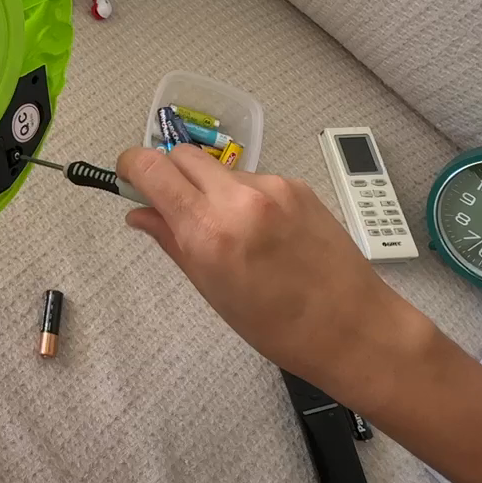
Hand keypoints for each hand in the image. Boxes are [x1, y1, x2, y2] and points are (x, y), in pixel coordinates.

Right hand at [118, 147, 433, 410]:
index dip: (130, 166)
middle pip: (180, 154)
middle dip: (167, 173)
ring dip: (207, 186)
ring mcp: (270, 187)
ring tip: (228, 228)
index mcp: (209, 230)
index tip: (127, 178)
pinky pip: (250, 178)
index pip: (151, 168)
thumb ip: (170, 240)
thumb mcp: (210, 289)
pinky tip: (261, 230)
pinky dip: (242, 195)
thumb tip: (137, 213)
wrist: (354, 328)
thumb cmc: (275, 326)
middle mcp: (237, 198)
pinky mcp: (295, 185)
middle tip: (173, 205)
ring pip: (216, 168)